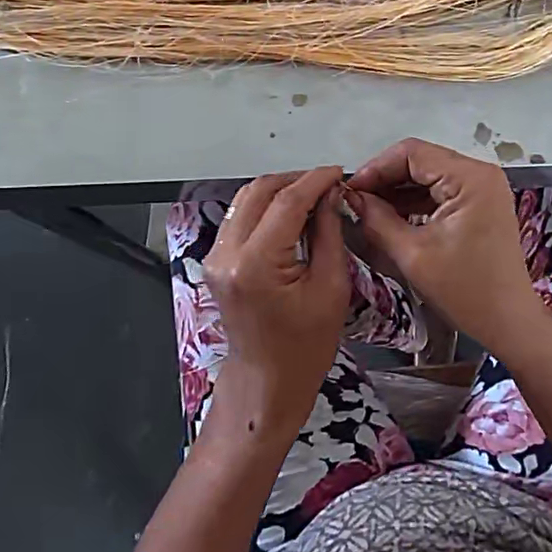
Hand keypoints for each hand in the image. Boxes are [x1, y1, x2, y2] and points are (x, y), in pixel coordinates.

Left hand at [203, 166, 350, 435]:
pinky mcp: (215, 258)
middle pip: (258, 192)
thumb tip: (329, 195)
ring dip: (278, 191)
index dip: (314, 181)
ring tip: (311, 196)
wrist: (267, 379)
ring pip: (244, 200)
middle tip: (326, 184)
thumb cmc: (305, 347)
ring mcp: (215, 255)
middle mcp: (227, 254)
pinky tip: (289, 213)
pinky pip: (239, 217)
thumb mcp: (331, 288)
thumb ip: (328, 233)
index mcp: (255, 264)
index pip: (285, 203)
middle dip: (294, 181)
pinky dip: (264, 207)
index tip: (336, 172)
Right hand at [345, 138, 549, 356]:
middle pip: (419, 160)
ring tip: (367, 208)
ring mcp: (482, 188)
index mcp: (470, 179)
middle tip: (355, 199)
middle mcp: (480, 174)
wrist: (509, 324)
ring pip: (426, 174)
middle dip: (384, 178)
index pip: (411, 153)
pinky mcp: (479, 203)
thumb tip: (351, 197)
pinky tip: (390, 215)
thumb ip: (376, 218)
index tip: (351, 190)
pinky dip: (413, 199)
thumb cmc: (464, 290)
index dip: (375, 168)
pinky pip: (438, 189)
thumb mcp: (411, 253)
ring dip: (396, 189)